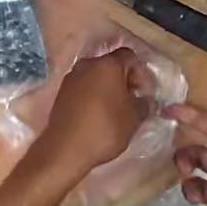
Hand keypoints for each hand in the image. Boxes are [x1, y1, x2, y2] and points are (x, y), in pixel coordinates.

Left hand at [22, 48, 154, 189]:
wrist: (65, 149)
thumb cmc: (105, 128)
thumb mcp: (134, 118)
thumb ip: (144, 104)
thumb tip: (144, 100)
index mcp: (108, 64)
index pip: (130, 56)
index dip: (142, 73)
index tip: (145, 93)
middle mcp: (88, 64)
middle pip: (112, 65)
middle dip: (125, 80)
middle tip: (133, 100)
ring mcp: (71, 77)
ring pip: (96, 76)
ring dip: (109, 88)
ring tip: (116, 110)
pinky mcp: (61, 92)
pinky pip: (84, 87)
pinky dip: (94, 95)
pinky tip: (98, 114)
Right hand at [167, 105, 206, 205]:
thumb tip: (205, 155)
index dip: (194, 116)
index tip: (168, 109)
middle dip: (188, 141)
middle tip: (176, 154)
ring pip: (200, 165)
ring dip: (187, 164)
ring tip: (184, 173)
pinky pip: (200, 189)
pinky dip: (191, 188)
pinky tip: (192, 195)